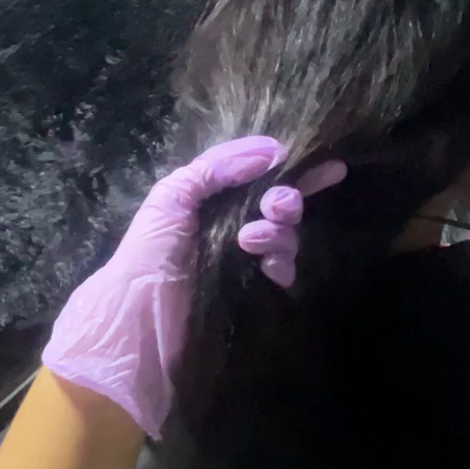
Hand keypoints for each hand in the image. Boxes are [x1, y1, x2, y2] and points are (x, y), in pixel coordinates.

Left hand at [42, 137, 284, 436]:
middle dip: (285, 200)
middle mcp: (233, 225)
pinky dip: (282, 264)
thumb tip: (270, 150)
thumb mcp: (172, 196)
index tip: (327, 165)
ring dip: (278, 232)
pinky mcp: (255, 292)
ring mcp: (246, 261)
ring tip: (249, 241)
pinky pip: (285, 271)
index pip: (259, 177)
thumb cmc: (150, 251)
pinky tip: (266, 267)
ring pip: (286, 236)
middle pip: (279, 204)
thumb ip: (215, 168)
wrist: (142, 318)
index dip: (290, 169)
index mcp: (212, 200)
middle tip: (275, 207)